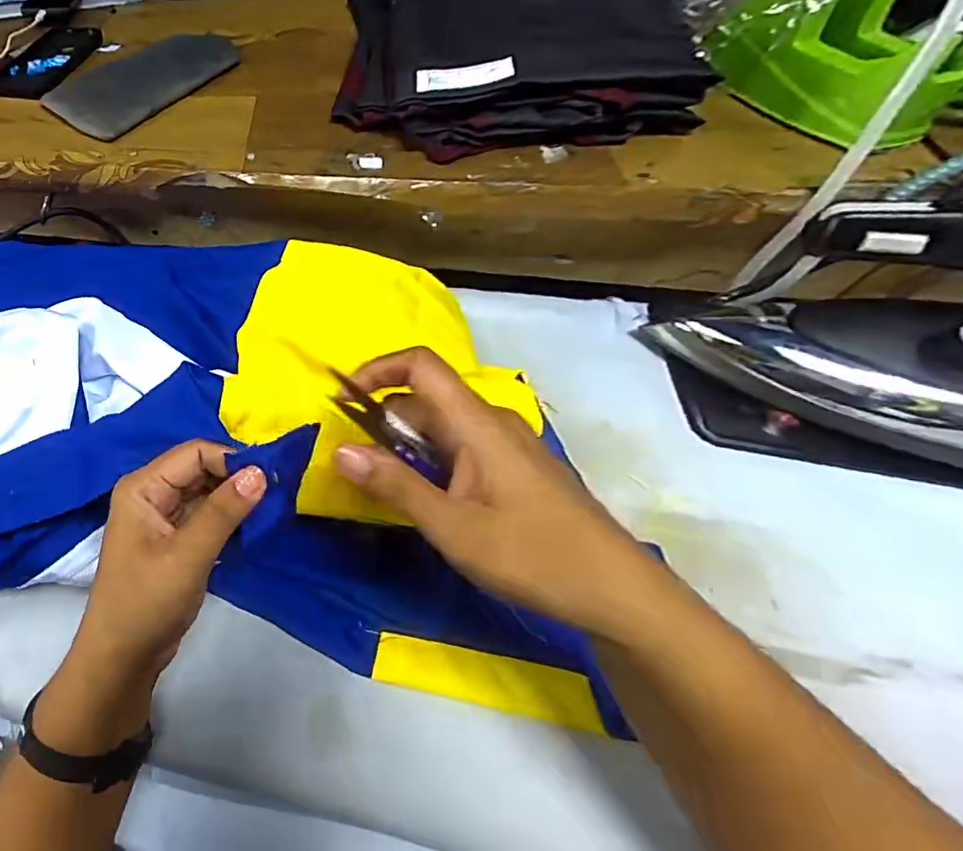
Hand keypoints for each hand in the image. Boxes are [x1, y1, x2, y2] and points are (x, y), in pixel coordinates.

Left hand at [37, 441, 263, 754]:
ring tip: (274, 507)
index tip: (271, 475)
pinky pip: (206, 516)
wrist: (122, 656)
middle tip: (279, 491)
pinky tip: (255, 526)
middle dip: (236, 477)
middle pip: (200, 469)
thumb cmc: (146, 602)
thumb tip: (259, 472)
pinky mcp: (175, 539)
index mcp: (142, 486)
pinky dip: (229, 518)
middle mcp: (150, 493)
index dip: (231, 459)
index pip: (193, 453)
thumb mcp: (187, 555)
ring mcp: (162, 517)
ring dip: (236, 498)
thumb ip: (223, 512)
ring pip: (205, 492)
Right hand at [331, 347, 669, 641]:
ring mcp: (506, 445)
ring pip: (439, 425)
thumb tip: (338, 450)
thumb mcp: (454, 528)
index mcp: (478, 424)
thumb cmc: (537, 558)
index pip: (420, 365)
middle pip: (423, 398)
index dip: (375, 370)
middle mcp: (492, 423)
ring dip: (402, 444)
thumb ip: (395, 485)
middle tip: (353, 462)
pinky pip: (457, 445)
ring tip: (381, 485)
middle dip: (380, 420)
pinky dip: (426, 458)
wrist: (624, 597)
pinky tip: (424, 499)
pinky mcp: (514, 468)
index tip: (343, 403)